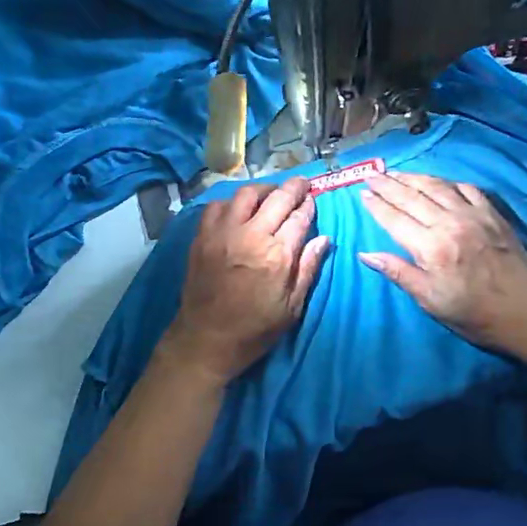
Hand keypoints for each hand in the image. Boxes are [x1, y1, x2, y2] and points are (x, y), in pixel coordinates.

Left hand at [158, 176, 330, 383]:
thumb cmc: (254, 330)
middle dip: (293, 188)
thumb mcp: (292, 308)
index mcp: (277, 255)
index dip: (308, 206)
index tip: (313, 200)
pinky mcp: (202, 237)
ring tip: (271, 194)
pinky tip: (239, 209)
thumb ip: (308, 269)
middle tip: (301, 185)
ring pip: (246, 194)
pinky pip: (218, 206)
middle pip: (277, 198)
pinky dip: (232, 202)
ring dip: (263, 190)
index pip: (299, 217)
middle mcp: (251, 235)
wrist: (206, 340)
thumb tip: (324, 239)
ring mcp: (223, 233)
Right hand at [358, 173, 526, 356]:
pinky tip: (438, 181)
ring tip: (395, 172)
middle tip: (371, 174)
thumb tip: (366, 254)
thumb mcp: (429, 301)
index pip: (395, 218)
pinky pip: (466, 188)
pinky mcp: (493, 214)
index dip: (377, 205)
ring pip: (437, 186)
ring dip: (414, 177)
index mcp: (431, 247)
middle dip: (388, 184)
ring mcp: (474, 215)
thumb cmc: (473, 313)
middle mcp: (450, 223)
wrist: (526, 312)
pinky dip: (448, 182)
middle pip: (412, 197)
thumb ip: (399, 272)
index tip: (362, 193)